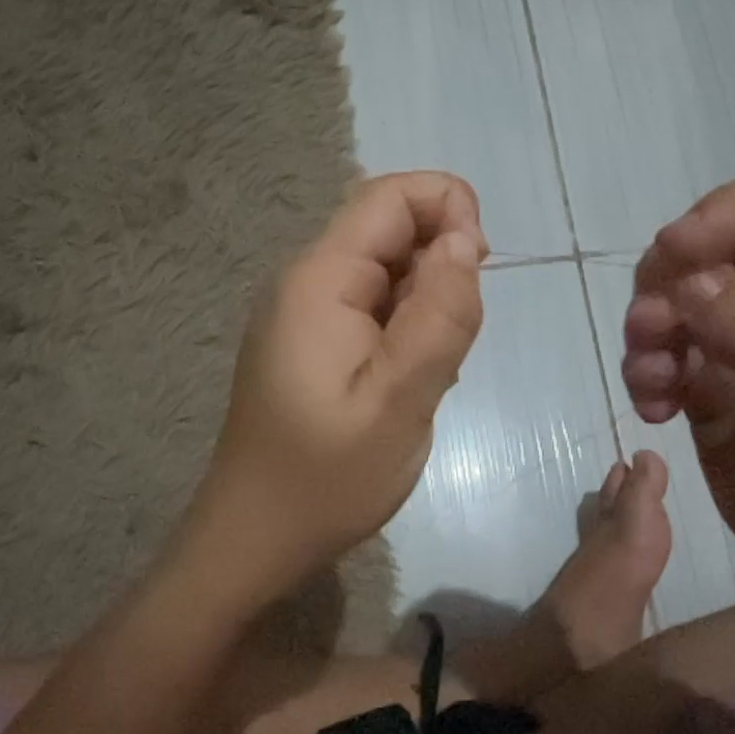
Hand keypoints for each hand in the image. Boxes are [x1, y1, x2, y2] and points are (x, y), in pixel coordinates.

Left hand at [192, 171, 486, 588]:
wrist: (254, 537)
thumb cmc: (326, 479)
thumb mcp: (400, 401)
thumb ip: (439, 316)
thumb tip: (464, 240)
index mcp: (319, 280)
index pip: (391, 196)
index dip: (450, 210)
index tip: (480, 274)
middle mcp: (303, 283)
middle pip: (387, 230)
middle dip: (440, 267)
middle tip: (452, 347)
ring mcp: (301, 316)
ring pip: (383, 274)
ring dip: (425, 306)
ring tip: (428, 375)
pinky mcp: (307, 347)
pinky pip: (368, 311)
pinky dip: (402, 331)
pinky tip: (405, 386)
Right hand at [622, 179, 734, 641]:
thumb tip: (689, 277)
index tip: (677, 243)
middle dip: (686, 270)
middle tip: (647, 313)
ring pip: (696, 295)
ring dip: (656, 321)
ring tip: (646, 372)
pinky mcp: (721, 389)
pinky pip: (671, 353)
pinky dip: (648, 370)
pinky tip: (651, 408)